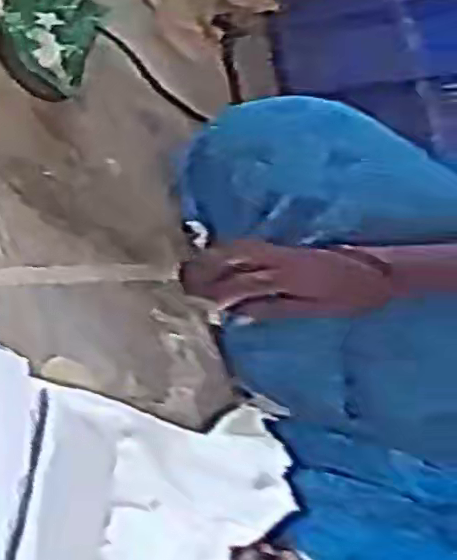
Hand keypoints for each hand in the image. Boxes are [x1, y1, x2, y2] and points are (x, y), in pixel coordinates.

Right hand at [181, 239, 393, 319]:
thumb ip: (275, 309)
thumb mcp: (319, 310)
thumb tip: (236, 313)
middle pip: (224, 260)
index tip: (198, 305)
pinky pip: (231, 247)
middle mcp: (273, 258)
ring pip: (224, 249)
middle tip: (183, 289)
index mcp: (287, 276)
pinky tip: (204, 265)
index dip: (216, 295)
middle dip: (200, 273)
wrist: (376, 272)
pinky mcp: (269, 246)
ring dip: (202, 262)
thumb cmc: (349, 296)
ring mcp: (270, 248)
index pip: (240, 284)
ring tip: (187, 277)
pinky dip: (213, 255)